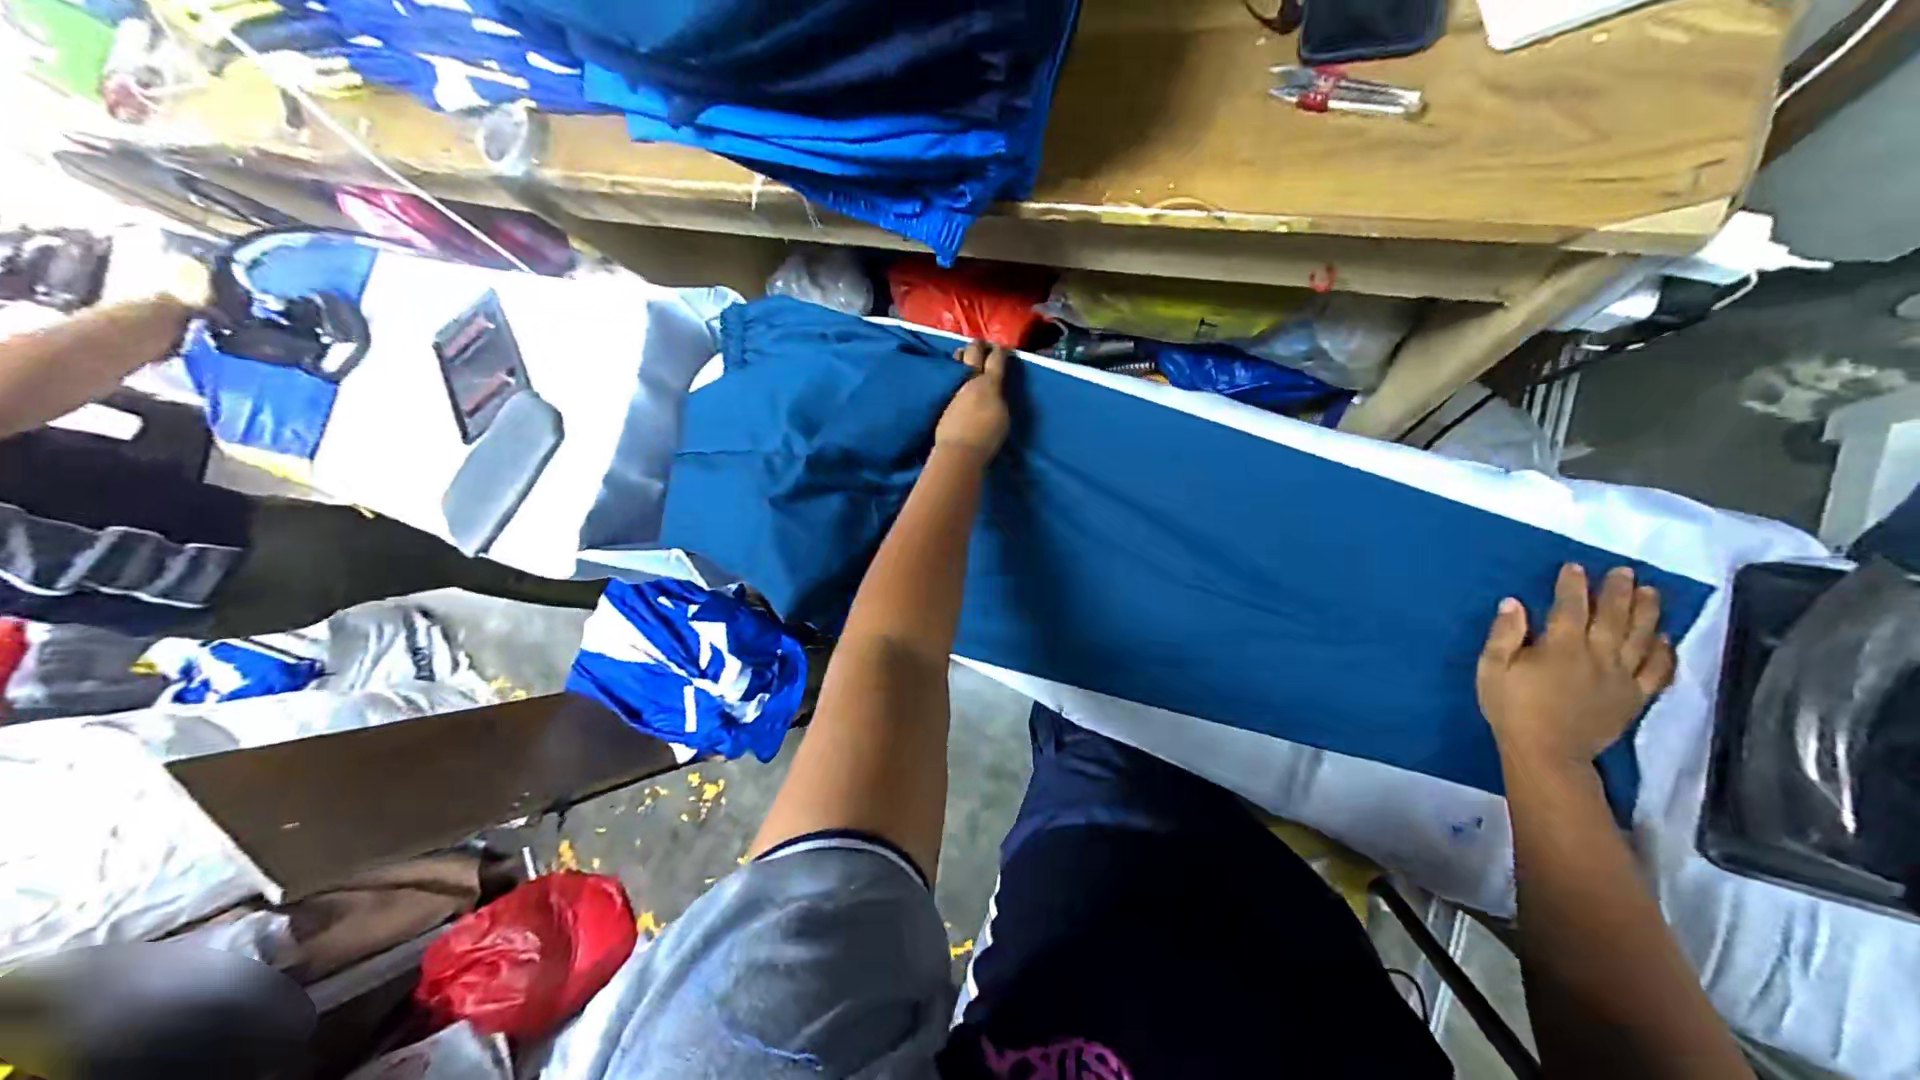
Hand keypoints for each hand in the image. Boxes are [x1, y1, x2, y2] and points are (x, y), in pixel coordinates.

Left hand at [934, 341, 1010, 459]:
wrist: (959, 449)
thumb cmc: (987, 436)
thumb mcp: (1003, 414)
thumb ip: (997, 396)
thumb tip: (993, 389)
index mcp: (989, 383)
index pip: (996, 359)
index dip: (1000, 350)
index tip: (1001, 346)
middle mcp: (970, 379)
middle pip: (973, 353)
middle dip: (978, 345)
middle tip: (981, 343)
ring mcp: (953, 387)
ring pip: (956, 362)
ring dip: (962, 355)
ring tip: (964, 354)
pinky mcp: (942, 398)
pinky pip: (948, 377)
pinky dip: (952, 372)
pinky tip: (952, 374)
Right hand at [1476, 564, 1677, 773]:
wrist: (1546, 753)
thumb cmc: (1511, 707)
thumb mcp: (1492, 669)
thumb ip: (1505, 635)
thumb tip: (1514, 603)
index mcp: (1561, 647)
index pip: (1570, 607)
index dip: (1573, 585)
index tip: (1575, 567)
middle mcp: (1597, 656)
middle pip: (1613, 617)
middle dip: (1618, 591)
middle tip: (1625, 571)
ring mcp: (1621, 677)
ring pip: (1642, 638)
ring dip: (1648, 613)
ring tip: (1652, 592)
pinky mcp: (1634, 698)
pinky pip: (1657, 671)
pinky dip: (1665, 652)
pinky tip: (1664, 639)